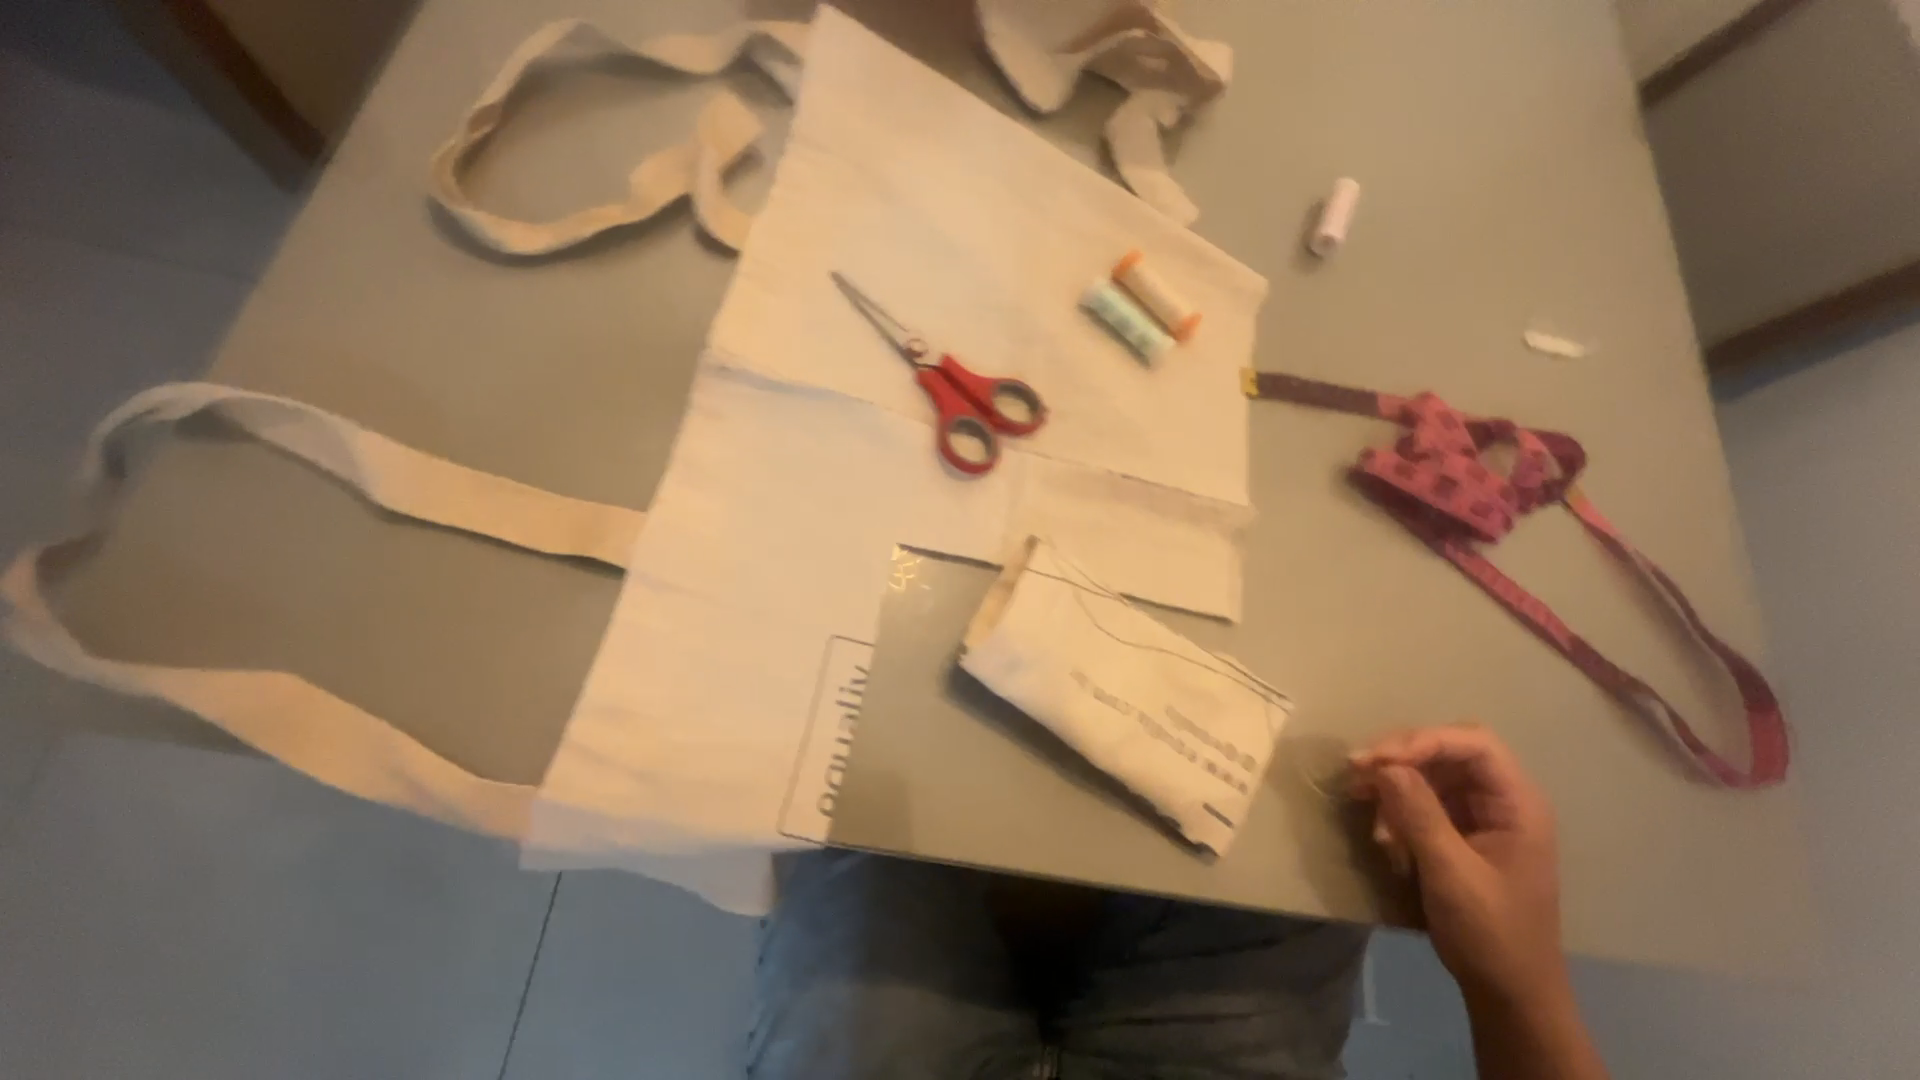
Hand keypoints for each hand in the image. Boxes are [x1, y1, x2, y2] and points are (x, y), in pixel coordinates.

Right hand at [1347, 724, 1566, 1005]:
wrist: (1509, 992)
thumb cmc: (1491, 933)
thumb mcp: (1452, 874)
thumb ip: (1419, 814)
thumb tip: (1384, 765)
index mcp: (1518, 803)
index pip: (1472, 743)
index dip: (1422, 741)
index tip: (1376, 761)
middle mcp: (1501, 799)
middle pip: (1446, 750)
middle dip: (1400, 757)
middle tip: (1358, 772)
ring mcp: (1479, 815)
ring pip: (1428, 772)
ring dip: (1392, 784)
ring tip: (1363, 805)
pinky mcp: (1458, 832)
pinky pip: (1421, 800)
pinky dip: (1395, 808)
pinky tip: (1381, 833)